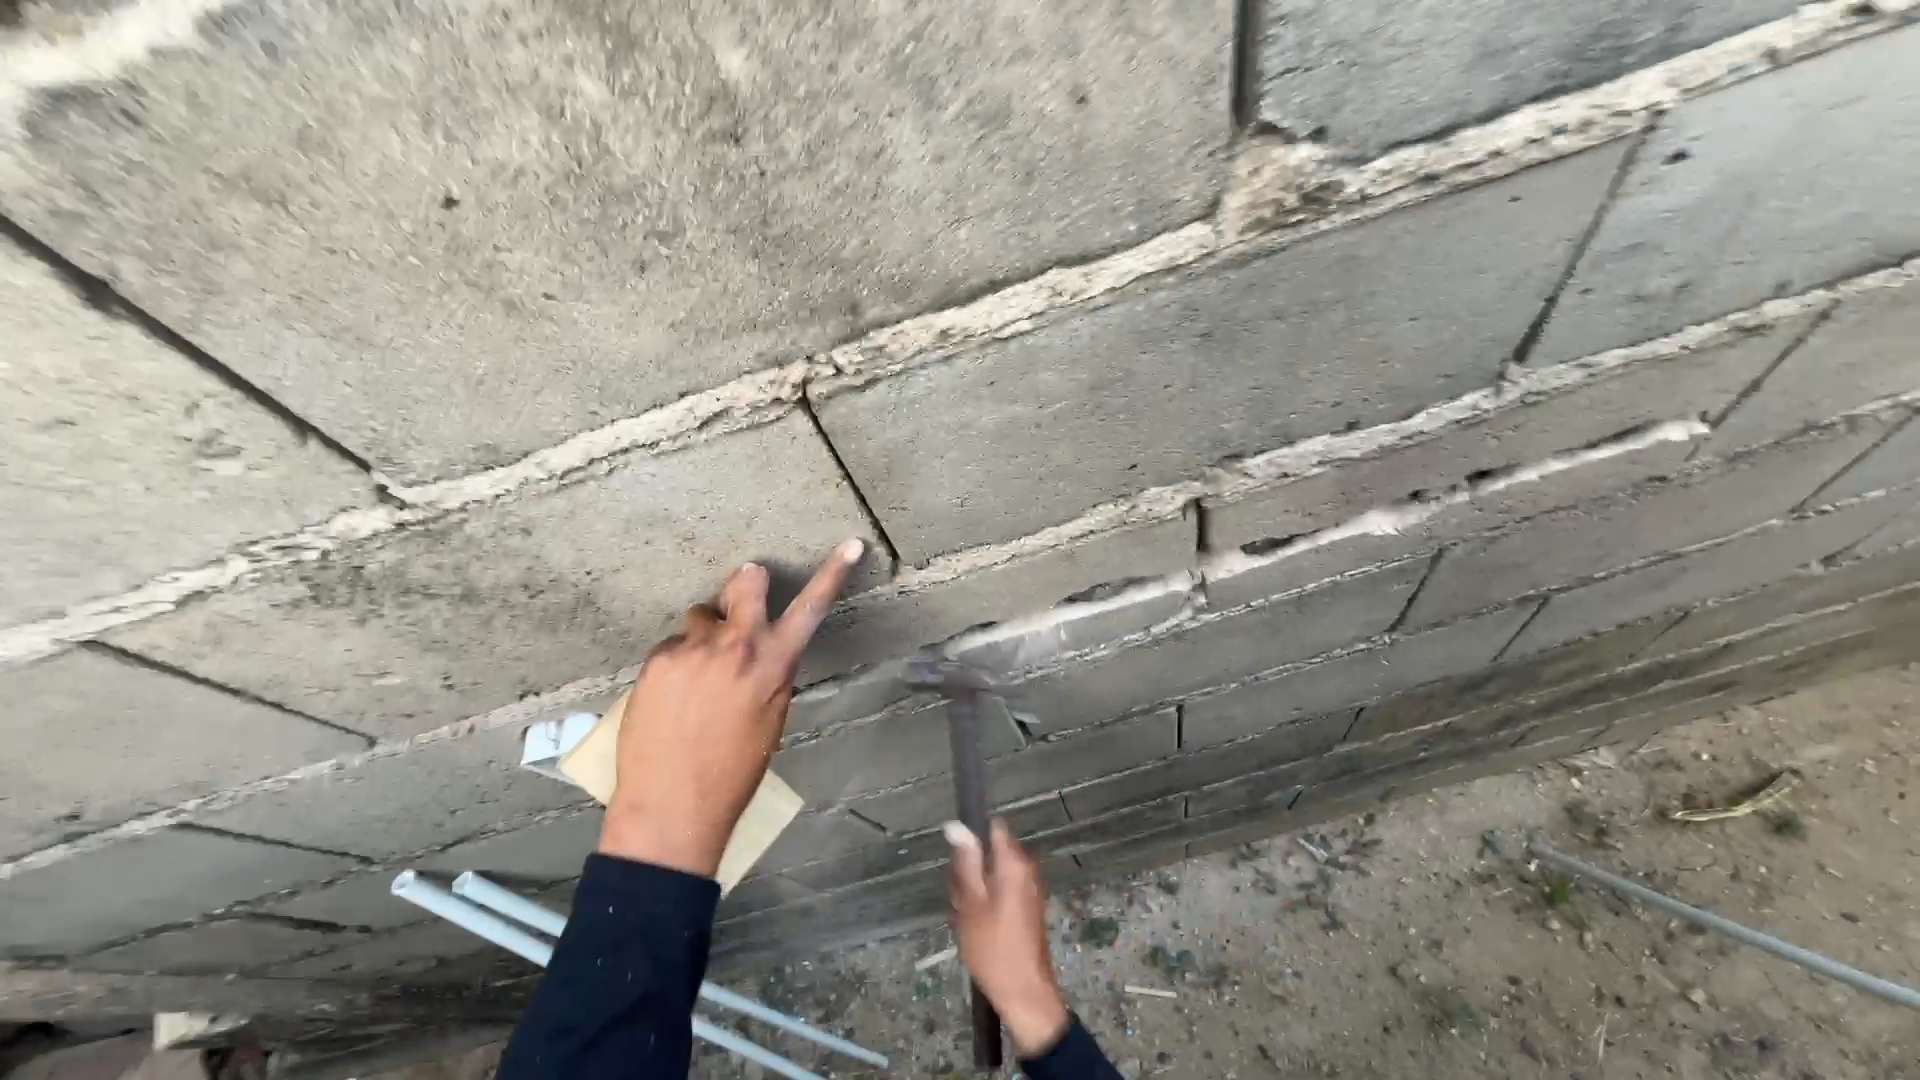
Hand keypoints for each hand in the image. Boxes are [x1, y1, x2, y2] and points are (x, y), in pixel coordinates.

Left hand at [597, 538, 865, 877]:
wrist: (673, 805)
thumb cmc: (733, 771)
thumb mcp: (771, 718)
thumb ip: (771, 672)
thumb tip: (763, 648)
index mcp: (775, 666)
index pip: (812, 608)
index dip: (833, 573)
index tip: (850, 544)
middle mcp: (737, 647)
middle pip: (745, 583)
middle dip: (745, 584)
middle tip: (739, 595)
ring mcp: (695, 649)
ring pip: (700, 618)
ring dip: (702, 635)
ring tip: (696, 678)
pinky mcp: (659, 658)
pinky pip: (671, 645)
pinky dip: (675, 663)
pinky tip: (672, 697)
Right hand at [947, 820, 1071, 1058]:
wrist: (1024, 992)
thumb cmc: (993, 947)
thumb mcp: (972, 902)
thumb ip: (966, 862)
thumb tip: (956, 825)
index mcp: (1014, 864)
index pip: (993, 828)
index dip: (971, 837)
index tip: (956, 859)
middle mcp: (1025, 871)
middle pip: (989, 854)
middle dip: (968, 873)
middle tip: (959, 900)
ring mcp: (1027, 891)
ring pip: (990, 877)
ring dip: (972, 894)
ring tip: (964, 920)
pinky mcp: (1025, 909)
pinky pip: (998, 895)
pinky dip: (983, 907)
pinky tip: (973, 929)